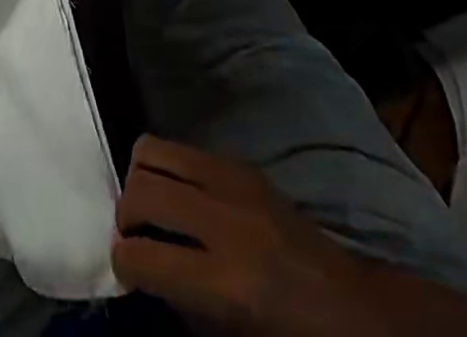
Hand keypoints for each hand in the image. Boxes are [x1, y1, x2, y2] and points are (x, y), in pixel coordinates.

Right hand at [112, 136, 374, 336]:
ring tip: (151, 206)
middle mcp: (227, 221)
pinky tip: (181, 193)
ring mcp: (235, 181)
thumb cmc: (284, 328)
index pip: (141, 255)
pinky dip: (169, 168)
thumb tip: (133, 262)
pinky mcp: (242, 163)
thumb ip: (173, 294)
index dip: (121, 262)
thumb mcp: (224, 330)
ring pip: (153, 150)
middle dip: (124, 215)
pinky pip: (183, 148)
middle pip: (142, 190)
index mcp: (226, 280)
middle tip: (134, 235)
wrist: (346, 300)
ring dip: (140, 179)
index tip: (125, 268)